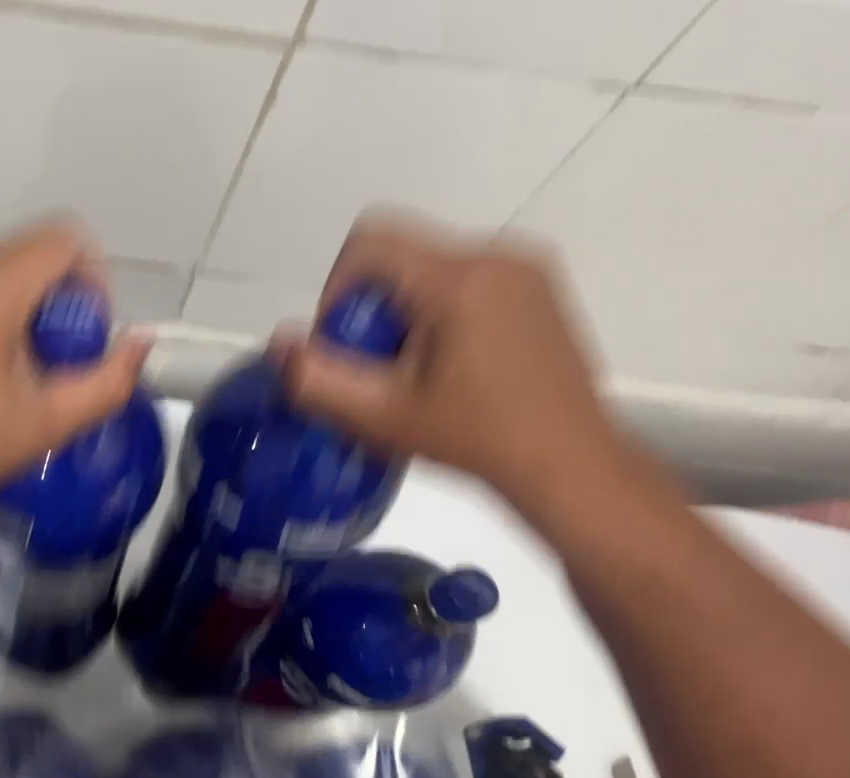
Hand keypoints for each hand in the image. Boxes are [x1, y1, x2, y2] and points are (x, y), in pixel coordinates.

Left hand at [0, 222, 149, 505]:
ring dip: (20, 300)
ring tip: (12, 360)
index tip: (84, 334)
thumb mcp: (49, 422)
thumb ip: (109, 380)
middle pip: (29, 250)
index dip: (91, 281)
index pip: (63, 240)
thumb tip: (140, 342)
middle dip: (55, 295)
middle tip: (50, 356)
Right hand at [279, 212, 627, 504]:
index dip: (336, 288)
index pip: (369, 241)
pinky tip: (450, 369)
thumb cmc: (476, 440)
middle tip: (378, 373)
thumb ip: (319, 378)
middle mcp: (497, 255)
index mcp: (458, 279)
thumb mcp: (383, 417)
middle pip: (400, 258)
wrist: (570, 464)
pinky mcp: (541, 289)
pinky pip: (467, 281)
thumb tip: (279, 342)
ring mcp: (526, 269)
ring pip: (431, 271)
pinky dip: (440, 315)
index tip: (343, 344)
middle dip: (372, 311)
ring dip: (404, 316)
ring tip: (415, 376)